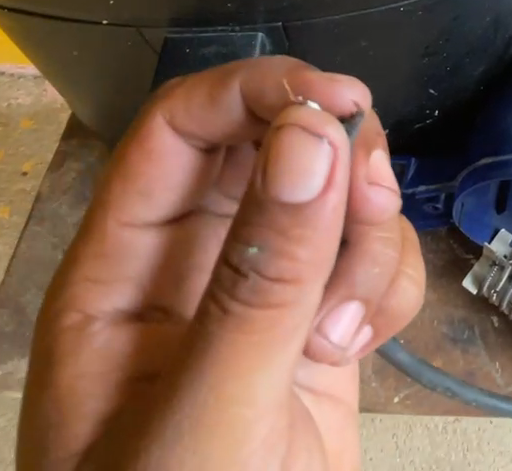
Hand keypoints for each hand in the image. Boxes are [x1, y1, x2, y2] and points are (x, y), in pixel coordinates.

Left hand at [18, 58, 424, 470]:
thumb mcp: (213, 420)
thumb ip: (261, 277)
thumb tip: (312, 134)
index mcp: (123, 273)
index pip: (180, 130)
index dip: (255, 92)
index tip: (339, 101)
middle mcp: (191, 268)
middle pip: (272, 147)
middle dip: (332, 167)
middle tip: (369, 203)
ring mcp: (262, 296)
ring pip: (335, 197)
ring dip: (367, 239)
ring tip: (350, 322)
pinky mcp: (319, 326)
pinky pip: (370, 255)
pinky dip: (388, 282)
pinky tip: (363, 344)